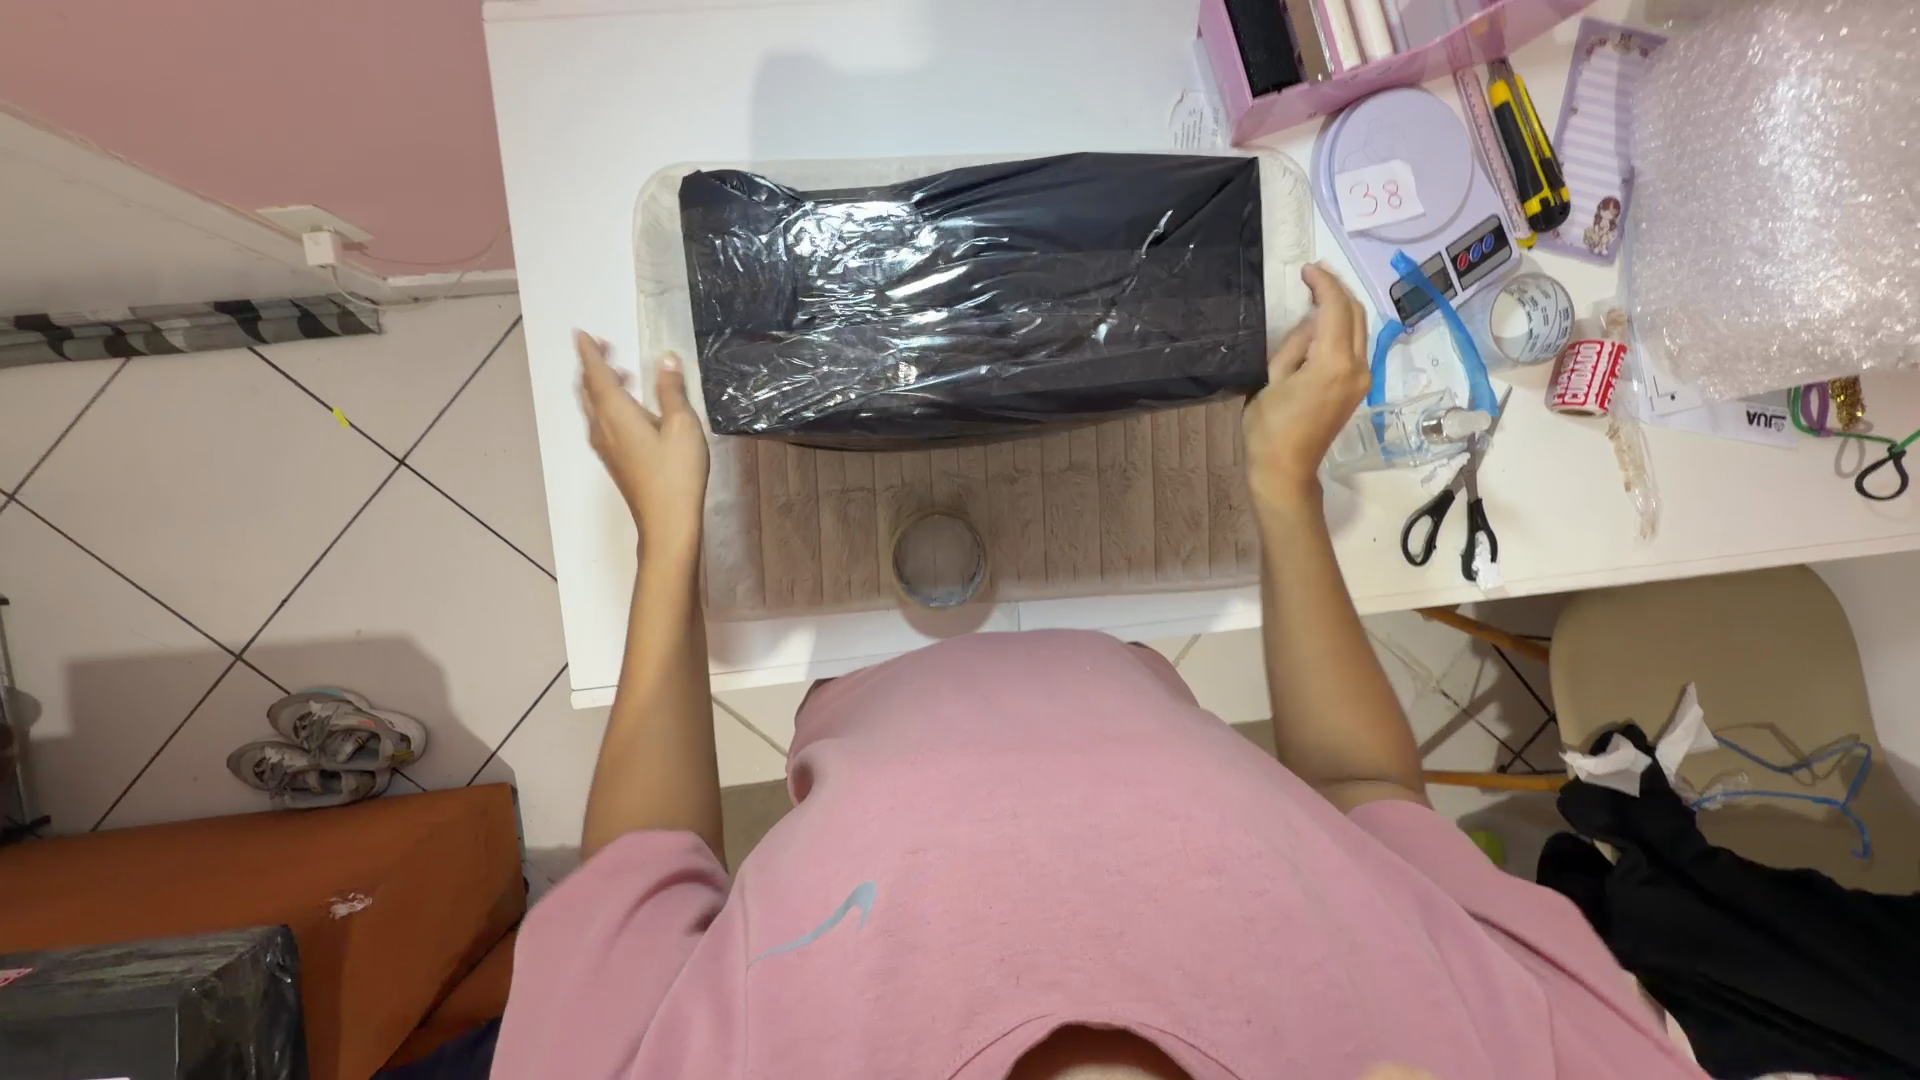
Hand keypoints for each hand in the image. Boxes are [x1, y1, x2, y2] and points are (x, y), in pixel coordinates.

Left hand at [575, 330, 708, 556]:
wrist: (666, 521)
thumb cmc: (676, 472)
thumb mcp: (683, 426)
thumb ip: (672, 390)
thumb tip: (666, 359)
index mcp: (615, 412)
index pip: (596, 373)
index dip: (589, 352)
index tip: (582, 333)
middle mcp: (602, 426)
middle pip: (588, 389)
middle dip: (593, 366)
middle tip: (605, 347)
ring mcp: (605, 446)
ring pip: (593, 407)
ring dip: (602, 386)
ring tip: (623, 374)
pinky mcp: (614, 460)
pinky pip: (602, 422)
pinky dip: (608, 404)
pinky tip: (631, 409)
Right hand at [1243, 263, 1371, 511]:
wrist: (1286, 470)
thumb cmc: (1268, 430)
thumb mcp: (1271, 381)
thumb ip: (1294, 346)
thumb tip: (1310, 323)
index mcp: (1333, 363)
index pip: (1335, 309)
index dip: (1324, 284)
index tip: (1307, 269)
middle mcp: (1357, 366)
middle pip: (1356, 313)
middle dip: (1337, 290)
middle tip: (1313, 276)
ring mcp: (1362, 378)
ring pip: (1360, 328)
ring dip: (1342, 307)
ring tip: (1317, 295)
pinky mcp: (1357, 387)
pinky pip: (1356, 345)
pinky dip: (1343, 327)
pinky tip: (1322, 324)